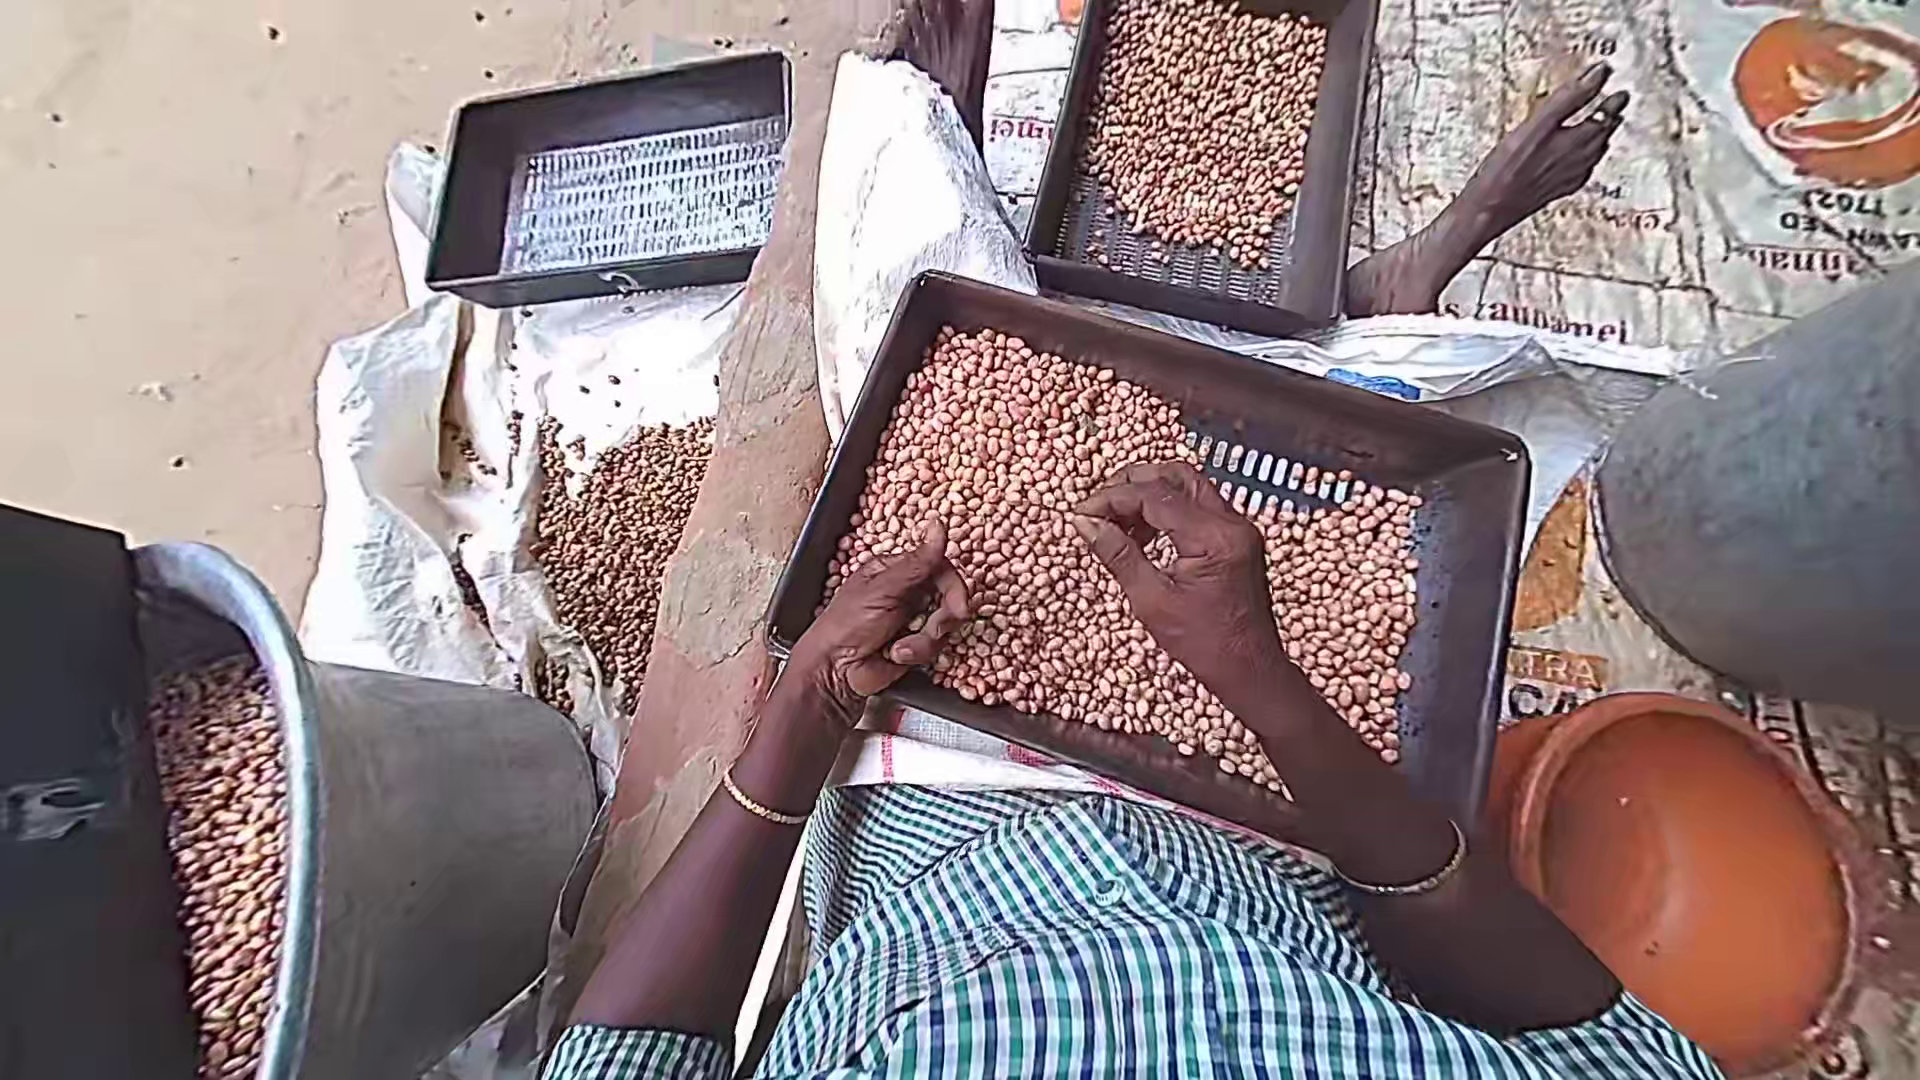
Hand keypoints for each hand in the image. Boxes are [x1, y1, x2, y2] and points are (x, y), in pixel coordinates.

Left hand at [788, 522, 971, 723]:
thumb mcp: (883, 590)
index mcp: (897, 570)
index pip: (940, 567)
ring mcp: (913, 618)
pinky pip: (936, 646)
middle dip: (943, 617)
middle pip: (949, 596)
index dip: (953, 586)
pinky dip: (918, 653)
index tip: (959, 606)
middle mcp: (908, 591)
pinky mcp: (916, 644)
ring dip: (924, 640)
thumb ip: (917, 563)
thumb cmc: (846, 626)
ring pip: (945, 624)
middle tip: (933, 628)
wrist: (833, 672)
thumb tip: (939, 527)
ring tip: (898, 648)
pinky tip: (895, 655)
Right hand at [1069, 462, 1297, 714]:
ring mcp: (1237, 528)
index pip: (1154, 495)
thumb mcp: (1151, 601)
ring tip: (1115, 521)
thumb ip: (1118, 555)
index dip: (1112, 498)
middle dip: (1131, 484)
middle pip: (1175, 476)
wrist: (1250, 670)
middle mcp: (1231, 523)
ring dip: (1147, 494)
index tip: (1083, 513)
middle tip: (1099, 506)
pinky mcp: (1235, 538)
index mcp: (1213, 538)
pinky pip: (1195, 507)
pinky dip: (1164, 510)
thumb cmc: (1203, 644)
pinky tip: (1140, 534)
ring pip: (1186, 486)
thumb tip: (1086, 523)